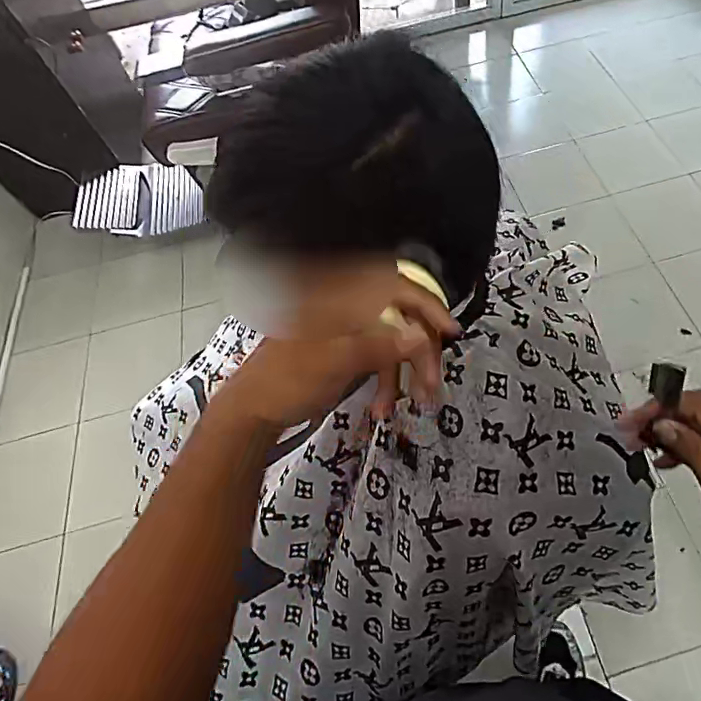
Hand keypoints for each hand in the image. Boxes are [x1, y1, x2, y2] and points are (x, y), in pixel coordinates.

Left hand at [219, 277, 458, 429]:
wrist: (250, 413)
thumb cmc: (286, 380)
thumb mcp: (335, 361)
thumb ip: (381, 345)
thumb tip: (424, 336)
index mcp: (341, 297)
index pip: (395, 287)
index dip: (428, 306)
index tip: (450, 331)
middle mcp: (347, 307)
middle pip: (399, 318)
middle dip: (420, 352)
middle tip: (431, 384)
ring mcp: (347, 329)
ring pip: (392, 342)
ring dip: (406, 373)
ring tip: (416, 402)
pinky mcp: (346, 351)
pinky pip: (379, 359)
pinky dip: (386, 382)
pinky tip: (383, 407)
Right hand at [620, 392, 700, 583]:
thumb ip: (692, 453)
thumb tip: (667, 426)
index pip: (694, 404)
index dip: (659, 408)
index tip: (635, 420)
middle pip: (700, 409)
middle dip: (663, 417)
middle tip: (634, 433)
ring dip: (676, 430)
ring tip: (646, 445)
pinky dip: (695, 442)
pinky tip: (673, 456)